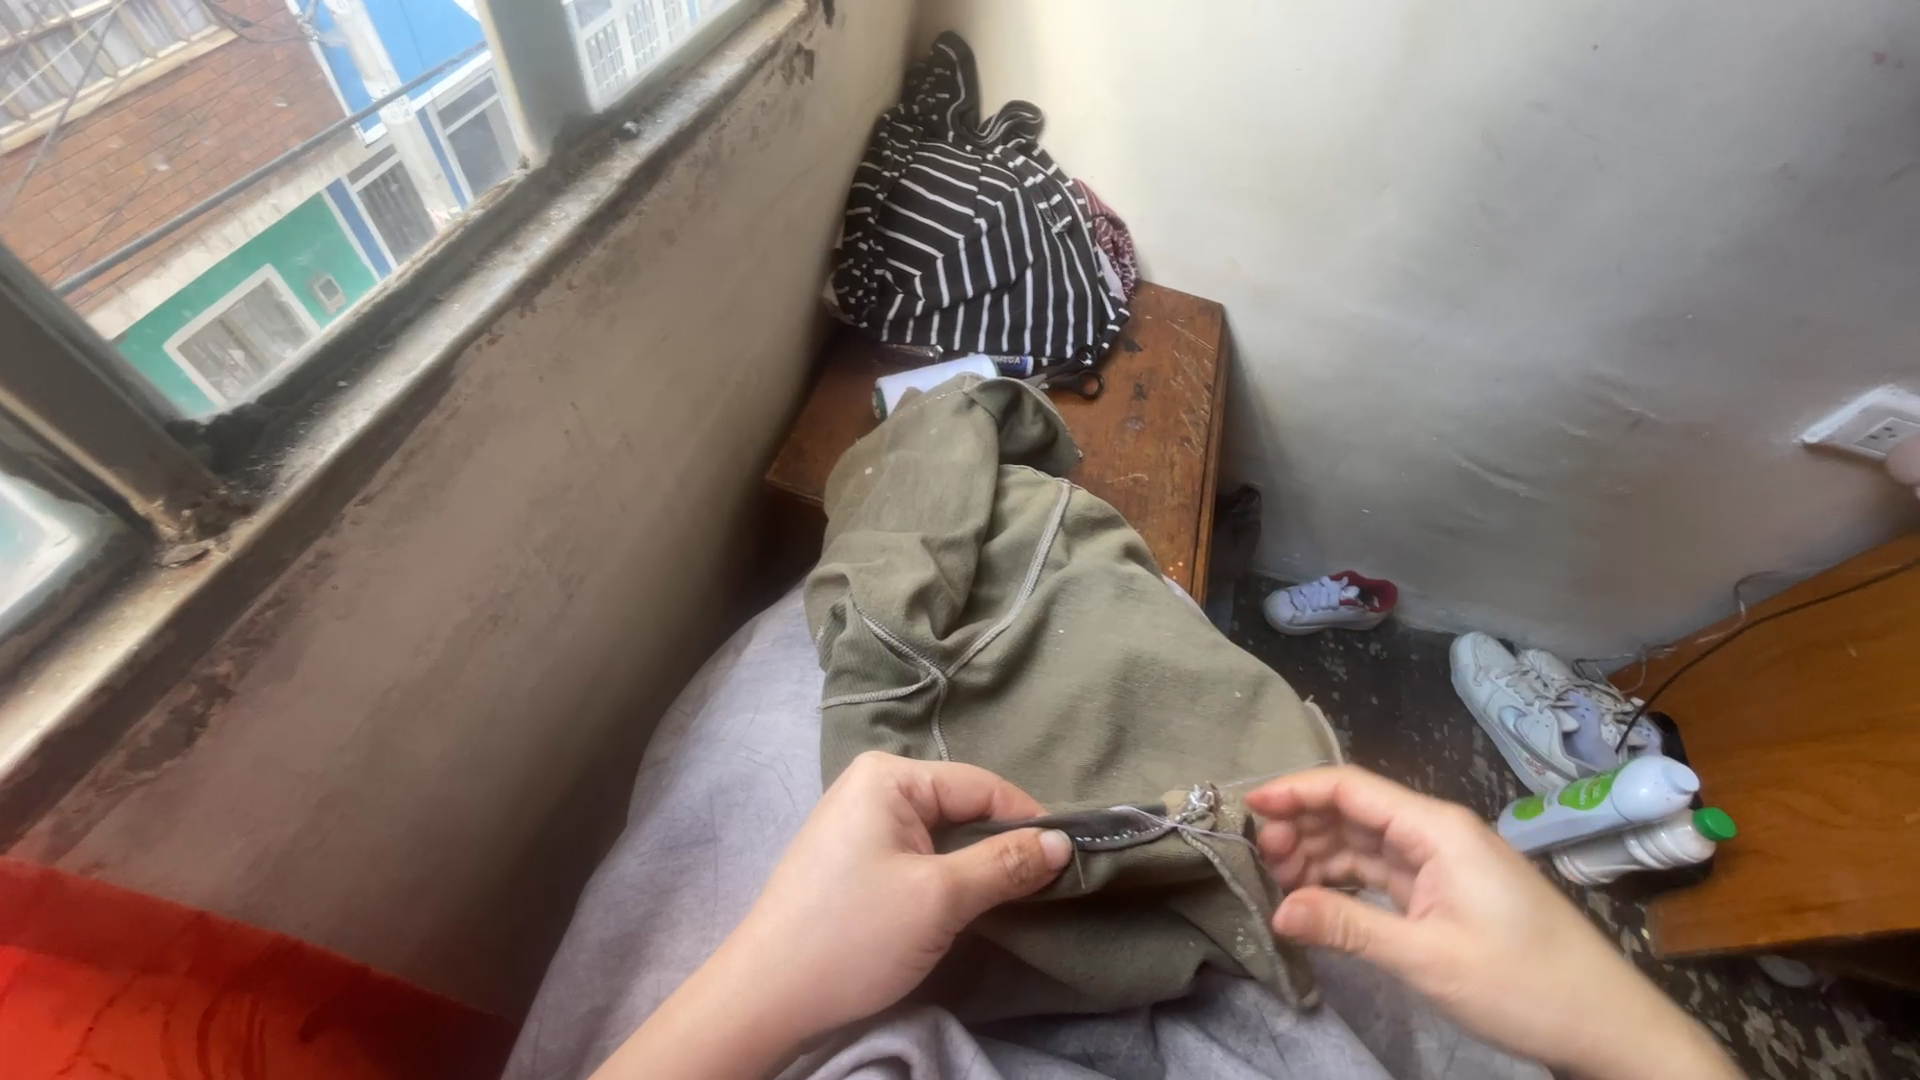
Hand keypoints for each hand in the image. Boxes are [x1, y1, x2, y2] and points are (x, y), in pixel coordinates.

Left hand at [592, 752, 1070, 1078]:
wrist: (764, 997)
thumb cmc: (854, 935)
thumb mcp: (940, 899)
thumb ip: (1005, 864)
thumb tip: (1062, 842)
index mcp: (889, 774)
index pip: (979, 785)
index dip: (1028, 819)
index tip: (1069, 856)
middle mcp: (872, 782)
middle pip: (960, 804)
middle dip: (1000, 842)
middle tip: (1042, 882)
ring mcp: (859, 817)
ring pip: (941, 830)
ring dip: (974, 861)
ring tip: (1007, 893)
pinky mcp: (853, 852)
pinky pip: (916, 848)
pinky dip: (945, 871)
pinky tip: (960, 897)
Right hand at [1249, 766, 1740, 1079]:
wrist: (1618, 1035)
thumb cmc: (1528, 987)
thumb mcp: (1429, 959)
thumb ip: (1347, 926)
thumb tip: (1277, 911)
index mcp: (1436, 828)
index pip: (1350, 787)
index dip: (1295, 789)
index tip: (1248, 805)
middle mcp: (1434, 832)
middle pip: (1350, 810)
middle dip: (1300, 826)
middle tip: (1261, 860)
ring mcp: (1439, 861)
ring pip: (1359, 839)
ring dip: (1316, 853)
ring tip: (1279, 880)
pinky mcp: (1441, 889)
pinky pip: (1376, 869)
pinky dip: (1341, 878)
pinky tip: (1314, 894)